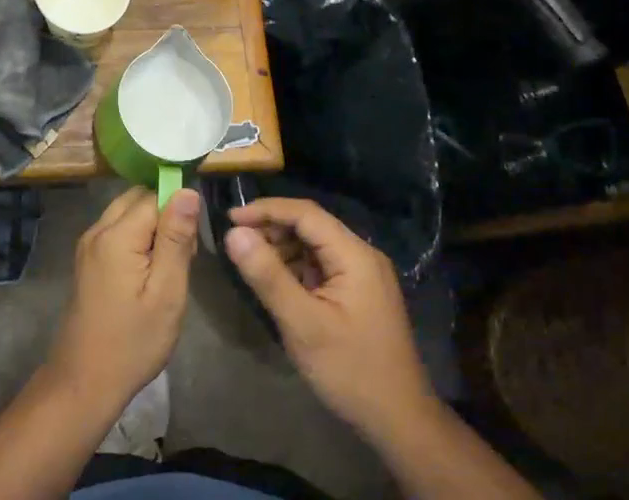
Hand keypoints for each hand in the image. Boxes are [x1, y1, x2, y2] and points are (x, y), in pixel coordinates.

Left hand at [44, 186, 199, 412]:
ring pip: (127, 214)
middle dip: (166, 215)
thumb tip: (187, 191)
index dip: (180, 211)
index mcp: (116, 234)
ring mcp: (88, 245)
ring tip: (168, 269)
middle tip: (183, 257)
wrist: (85, 380)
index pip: (155, 195)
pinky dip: (137, 240)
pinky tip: (149, 274)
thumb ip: (176, 238)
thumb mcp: (166, 292)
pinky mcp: (87, 261)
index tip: (192, 246)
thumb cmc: (133, 341)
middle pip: (137, 199)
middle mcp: (97, 230)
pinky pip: (117, 232)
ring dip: (152, 228)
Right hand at [223, 198, 435, 440]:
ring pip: (314, 247)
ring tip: (251, 265)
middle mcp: (362, 256)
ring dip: (282, 249)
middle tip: (237, 246)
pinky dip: (295, 269)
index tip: (229, 219)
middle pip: (311, 227)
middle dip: (272, 230)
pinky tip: (276, 285)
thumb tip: (233, 233)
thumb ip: (267, 275)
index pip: (306, 213)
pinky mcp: (358, 294)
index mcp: (355, 255)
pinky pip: (321, 267)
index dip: (266, 210)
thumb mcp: (302, 323)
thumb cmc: (350, 369)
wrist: (399, 419)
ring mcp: (363, 276)